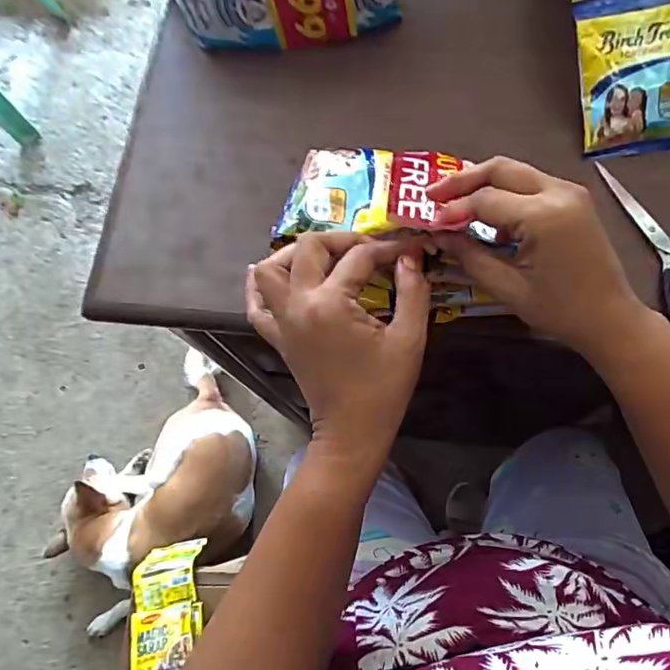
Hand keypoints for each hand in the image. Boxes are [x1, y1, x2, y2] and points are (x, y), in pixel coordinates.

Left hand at [245, 232, 431, 464]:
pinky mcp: (277, 338)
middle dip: (340, 239)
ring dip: (296, 254)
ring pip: (270, 269)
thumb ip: (413, 291)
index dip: (386, 248)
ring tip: (326, 259)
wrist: (352, 430)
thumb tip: (411, 256)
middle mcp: (298, 305)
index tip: (407, 248)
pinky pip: (256, 304)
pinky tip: (284, 280)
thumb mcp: (409, 338)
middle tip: (367, 249)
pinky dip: (263, 286)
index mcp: (330, 304)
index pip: (358, 257)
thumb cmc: (384, 388)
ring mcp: (282, 321)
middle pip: (308, 247)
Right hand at [426, 157, 654, 357]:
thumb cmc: (560, 310)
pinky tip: (487, 214)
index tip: (429, 221)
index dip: (453, 210)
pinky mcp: (573, 200)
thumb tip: (440, 236)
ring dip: (483, 183)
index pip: (485, 200)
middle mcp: (558, 192)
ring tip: (453, 201)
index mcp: (543, 215)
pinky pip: (531, 184)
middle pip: (500, 169)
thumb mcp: (509, 288)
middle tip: (432, 194)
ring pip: (516, 172)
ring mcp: (569, 192)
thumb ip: (471, 257)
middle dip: (462, 180)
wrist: (609, 317)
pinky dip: (505, 192)